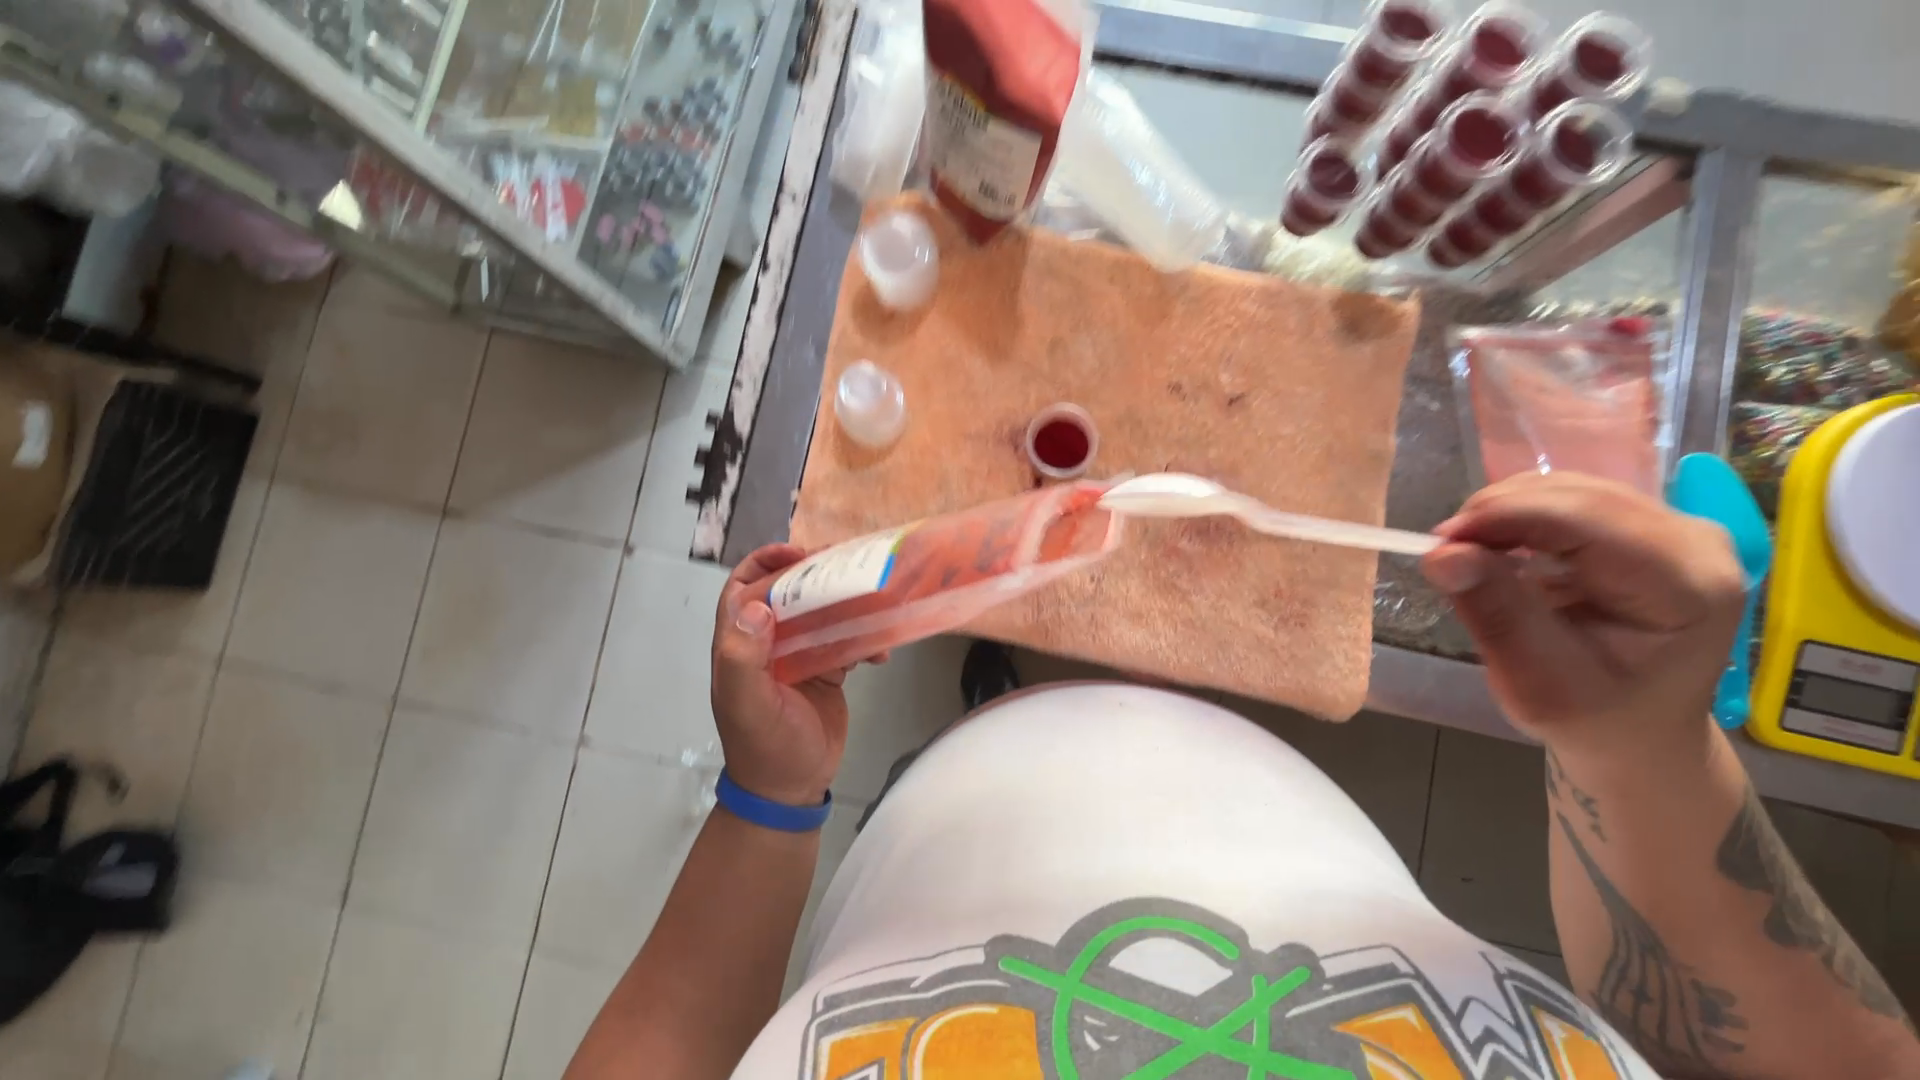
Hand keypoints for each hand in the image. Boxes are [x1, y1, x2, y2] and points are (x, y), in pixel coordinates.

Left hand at [710, 545, 856, 806]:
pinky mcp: (826, 672)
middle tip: (844, 565)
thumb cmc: (765, 746)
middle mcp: (768, 643)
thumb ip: (742, 658)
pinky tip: (882, 649)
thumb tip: (756, 607)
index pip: (744, 588)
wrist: (791, 789)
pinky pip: (846, 641)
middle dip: (813, 574)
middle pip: (787, 592)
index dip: (764, 563)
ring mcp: (798, 656)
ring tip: (871, 597)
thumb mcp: (747, 704)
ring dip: (844, 602)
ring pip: (820, 612)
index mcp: (739, 644)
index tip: (796, 553)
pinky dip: (865, 639)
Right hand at [1420, 473, 1745, 761]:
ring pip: (1568, 488)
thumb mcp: (1538, 682)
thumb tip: (1441, 554)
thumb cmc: (1594, 719)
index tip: (1437, 542)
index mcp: (1687, 585)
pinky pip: (1570, 499)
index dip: (1505, 516)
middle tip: (1444, 554)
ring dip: (1505, 513)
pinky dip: (1521, 517)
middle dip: (1498, 513)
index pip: (1586, 519)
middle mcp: (1695, 541)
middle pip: (1577, 494)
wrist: (1639, 736)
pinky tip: (1500, 551)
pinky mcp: (1648, 527)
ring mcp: (1676, 528)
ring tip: (1469, 556)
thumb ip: (1496, 614)